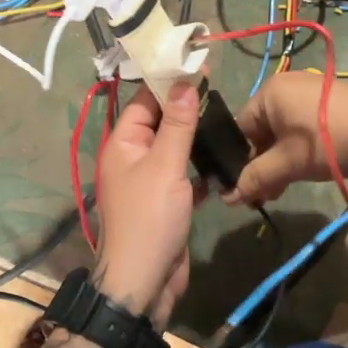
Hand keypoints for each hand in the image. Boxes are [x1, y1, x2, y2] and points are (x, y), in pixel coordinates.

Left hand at [92, 81, 199, 323]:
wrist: (143, 283)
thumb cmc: (150, 219)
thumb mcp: (165, 166)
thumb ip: (178, 125)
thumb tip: (185, 82)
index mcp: (122, 143)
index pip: (144, 100)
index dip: (169, 81)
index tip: (198, 64)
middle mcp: (132, 157)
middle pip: (160, 122)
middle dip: (185, 106)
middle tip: (219, 88)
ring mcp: (148, 181)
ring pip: (173, 148)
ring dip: (195, 136)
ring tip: (225, 118)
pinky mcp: (165, 202)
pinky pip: (183, 174)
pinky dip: (199, 167)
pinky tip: (223, 161)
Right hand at [225, 71, 347, 205]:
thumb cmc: (329, 142)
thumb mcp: (289, 163)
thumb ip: (256, 178)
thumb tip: (227, 197)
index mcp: (268, 93)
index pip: (239, 130)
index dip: (238, 161)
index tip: (243, 189)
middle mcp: (283, 87)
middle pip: (260, 131)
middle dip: (261, 164)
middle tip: (265, 195)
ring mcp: (306, 92)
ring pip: (280, 131)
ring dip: (278, 160)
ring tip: (283, 189)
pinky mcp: (324, 102)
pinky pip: (298, 126)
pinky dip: (295, 148)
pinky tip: (302, 170)